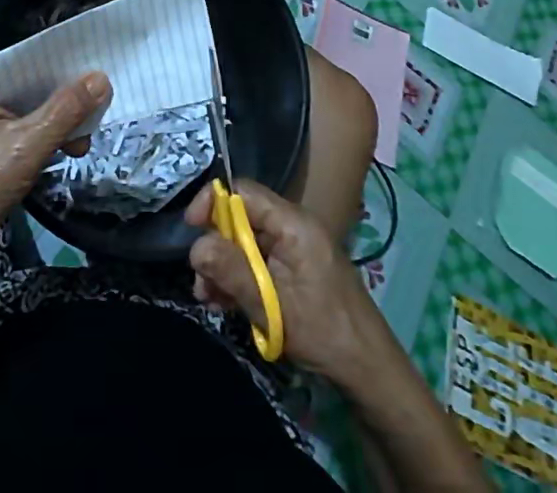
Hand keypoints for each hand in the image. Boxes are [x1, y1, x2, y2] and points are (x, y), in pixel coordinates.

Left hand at [0, 67, 110, 260]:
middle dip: (63, 100)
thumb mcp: (28, 147)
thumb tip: (102, 78)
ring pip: (30, 102)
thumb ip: (66, 110)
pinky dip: (47, 130)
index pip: (20, 60)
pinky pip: (24, 119)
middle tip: (93, 113)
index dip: (58, 64)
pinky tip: (68, 145)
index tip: (94, 72)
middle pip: (27, 81)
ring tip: (80, 141)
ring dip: (59, 119)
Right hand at [186, 179, 385, 381]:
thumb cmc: (322, 329)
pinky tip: (227, 304)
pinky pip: (258, 262)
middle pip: (241, 220)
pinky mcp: (293, 269)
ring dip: (224, 269)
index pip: (245, 192)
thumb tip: (196, 245)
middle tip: (202, 285)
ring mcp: (294, 249)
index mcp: (293, 224)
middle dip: (216, 248)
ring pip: (246, 244)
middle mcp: (293, 227)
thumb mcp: (270, 303)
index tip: (191, 229)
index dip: (214, 203)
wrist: (365, 363)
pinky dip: (240, 279)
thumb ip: (232, 271)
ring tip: (212, 302)